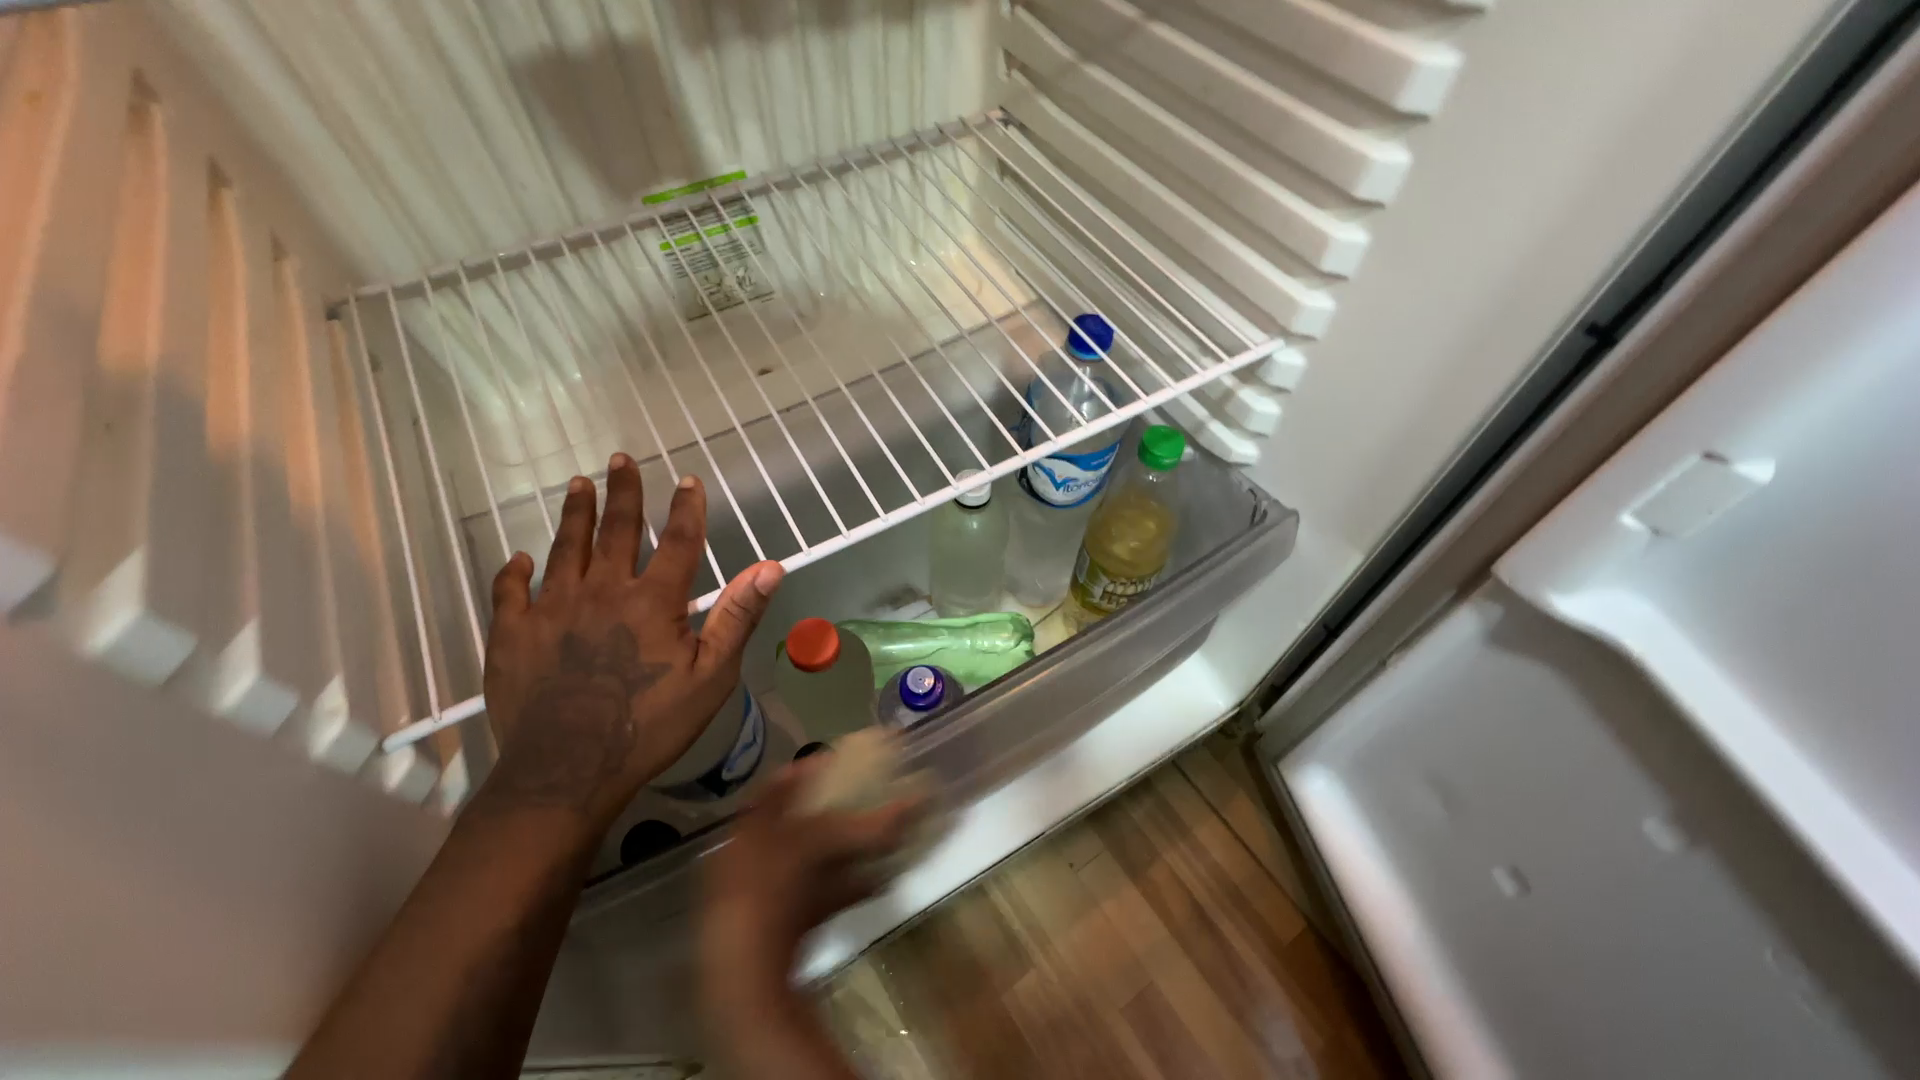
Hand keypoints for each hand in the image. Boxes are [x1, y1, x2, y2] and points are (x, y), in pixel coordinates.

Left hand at [481, 453, 783, 828]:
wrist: (566, 769)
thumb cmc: (649, 726)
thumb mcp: (711, 676)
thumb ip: (738, 617)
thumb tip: (771, 566)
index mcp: (653, 600)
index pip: (678, 541)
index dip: (686, 508)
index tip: (687, 480)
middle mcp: (602, 590)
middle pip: (616, 530)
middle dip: (622, 492)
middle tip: (620, 460)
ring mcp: (552, 608)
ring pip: (565, 548)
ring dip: (575, 514)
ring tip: (577, 485)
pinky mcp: (513, 632)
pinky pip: (510, 591)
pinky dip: (515, 571)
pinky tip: (519, 558)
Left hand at [698, 759, 920, 1000]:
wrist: (747, 974)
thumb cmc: (773, 891)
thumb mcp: (820, 846)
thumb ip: (867, 825)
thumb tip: (915, 801)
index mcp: (749, 830)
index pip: (777, 788)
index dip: (808, 772)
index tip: (839, 762)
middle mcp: (752, 858)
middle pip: (797, 826)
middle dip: (834, 814)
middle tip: (867, 800)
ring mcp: (765, 895)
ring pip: (811, 863)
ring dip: (846, 853)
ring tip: (882, 842)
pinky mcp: (783, 927)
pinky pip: (820, 896)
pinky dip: (847, 887)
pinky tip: (876, 885)